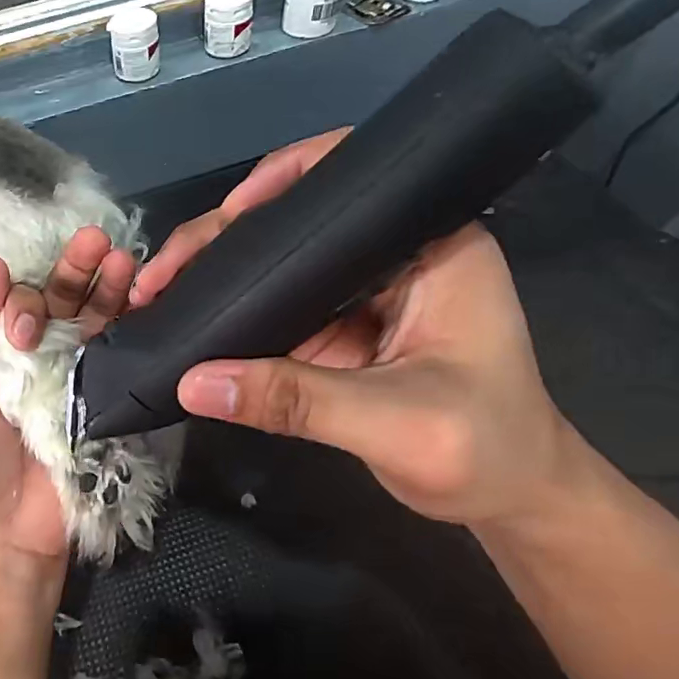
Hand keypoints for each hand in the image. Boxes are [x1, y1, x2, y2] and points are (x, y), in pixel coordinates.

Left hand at [0, 230, 136, 560]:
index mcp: (0, 342)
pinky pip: (126, 352)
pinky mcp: (110, 395)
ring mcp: (81, 370)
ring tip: (124, 259)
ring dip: (112, 284)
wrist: (0, 526)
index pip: (23, 297)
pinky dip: (137, 321)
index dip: (27, 299)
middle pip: (66, 296)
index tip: (23, 331)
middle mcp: (43, 348)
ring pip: (99, 316)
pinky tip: (147, 296)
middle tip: (96, 238)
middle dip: (79, 266)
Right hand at [134, 129, 583, 529]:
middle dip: (234, 234)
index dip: (289, 178)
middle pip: (306, 219)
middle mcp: (397, 254)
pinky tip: (195, 314)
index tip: (230, 210)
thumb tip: (193, 383)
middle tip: (169, 263)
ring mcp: (367, 291)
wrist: (512, 500)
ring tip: (165, 284)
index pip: (357, 180)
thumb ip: (296, 401)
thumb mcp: (395, 424)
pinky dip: (241, 310)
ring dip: (229, 272)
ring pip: (286, 262)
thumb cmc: (485, 451)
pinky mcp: (345, 327)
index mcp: (434, 245)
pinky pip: (283, 306)